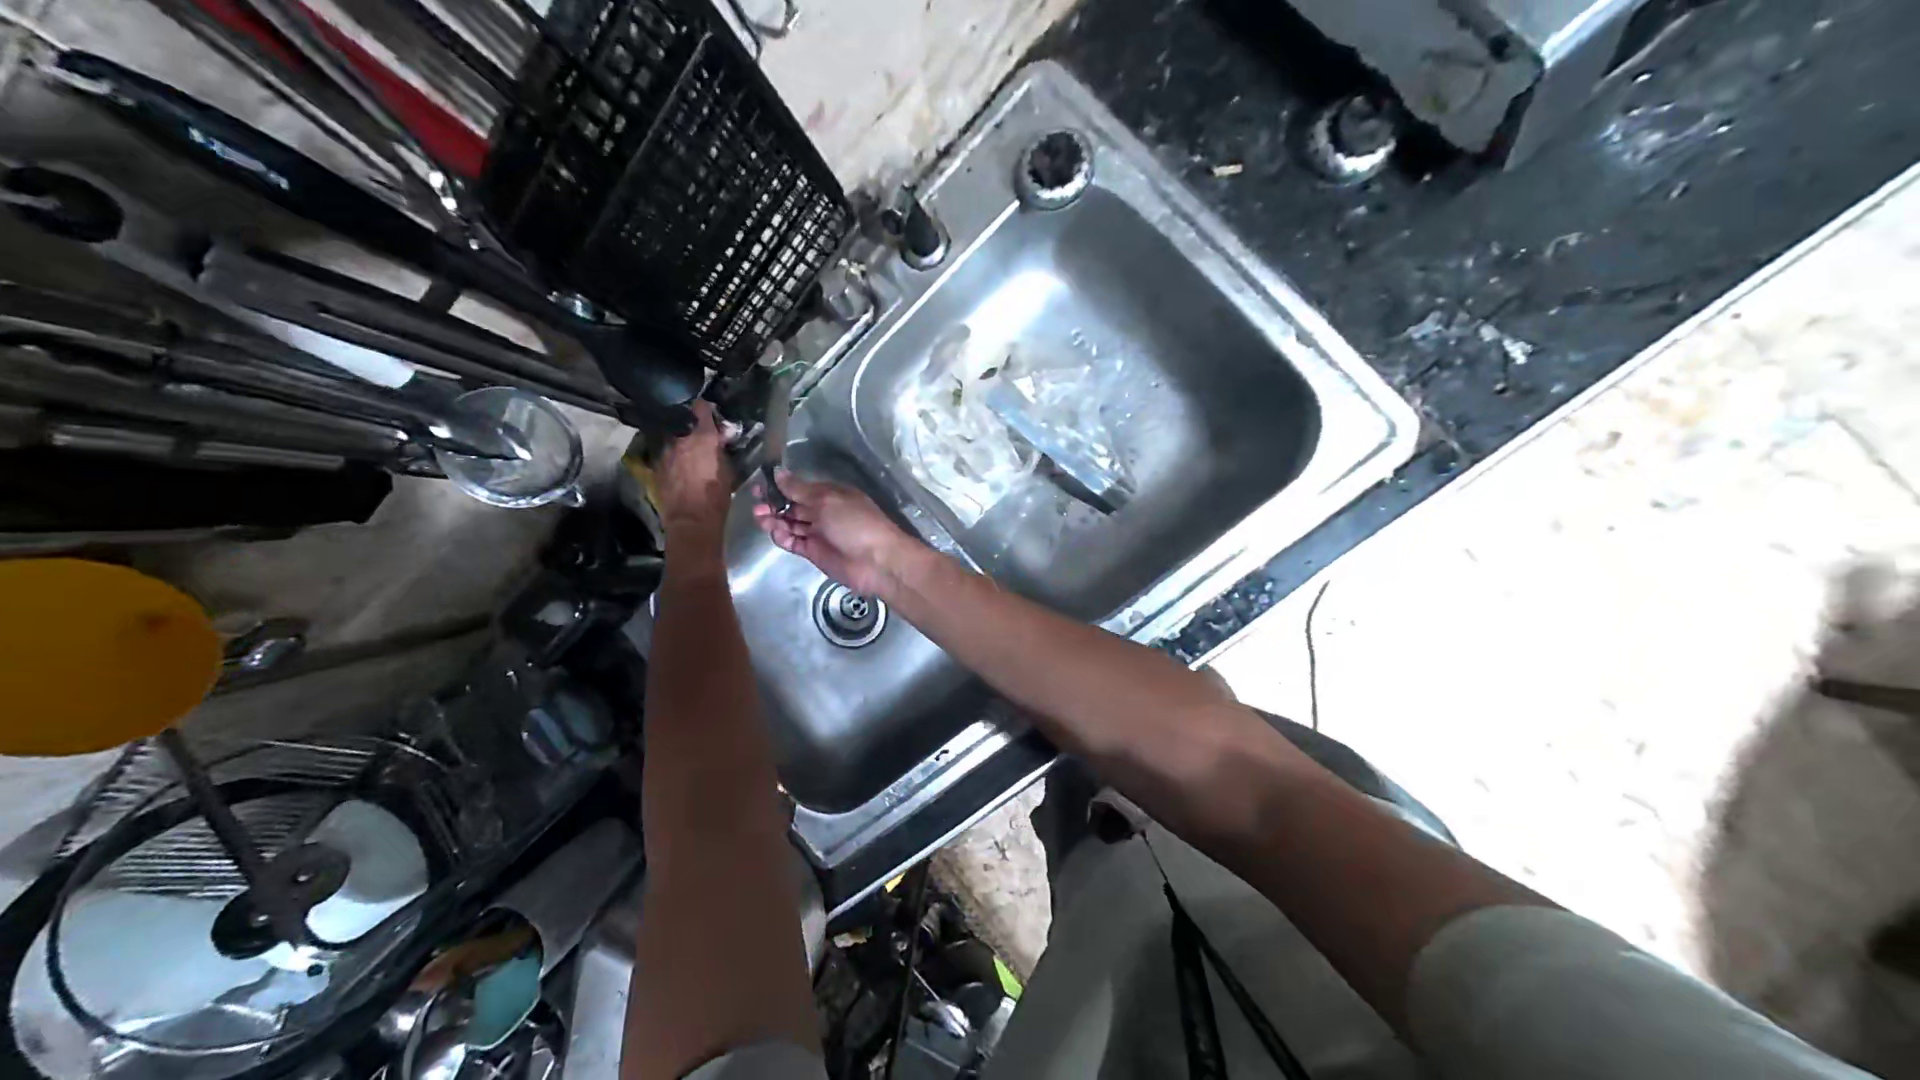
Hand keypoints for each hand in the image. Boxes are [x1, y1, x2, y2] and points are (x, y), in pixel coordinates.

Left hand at [655, 401, 732, 545]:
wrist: (691, 520)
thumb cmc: (716, 496)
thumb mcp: (728, 469)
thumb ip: (722, 449)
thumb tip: (720, 438)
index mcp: (702, 436)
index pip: (700, 407)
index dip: (705, 408)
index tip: (710, 413)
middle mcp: (679, 438)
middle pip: (683, 421)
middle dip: (692, 425)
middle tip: (701, 434)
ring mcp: (664, 451)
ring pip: (672, 437)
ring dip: (681, 440)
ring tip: (689, 449)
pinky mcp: (656, 465)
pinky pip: (665, 452)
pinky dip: (673, 454)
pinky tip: (679, 464)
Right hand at [753, 471, 919, 597]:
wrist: (878, 562)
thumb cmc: (855, 523)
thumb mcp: (827, 500)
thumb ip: (799, 489)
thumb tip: (778, 472)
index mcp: (830, 494)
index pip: (800, 488)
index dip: (781, 486)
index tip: (761, 483)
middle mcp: (823, 512)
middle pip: (793, 506)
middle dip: (773, 503)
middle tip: (756, 502)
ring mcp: (818, 533)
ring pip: (790, 524)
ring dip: (774, 519)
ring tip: (759, 516)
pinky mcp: (814, 553)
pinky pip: (794, 542)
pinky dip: (782, 536)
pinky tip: (774, 531)